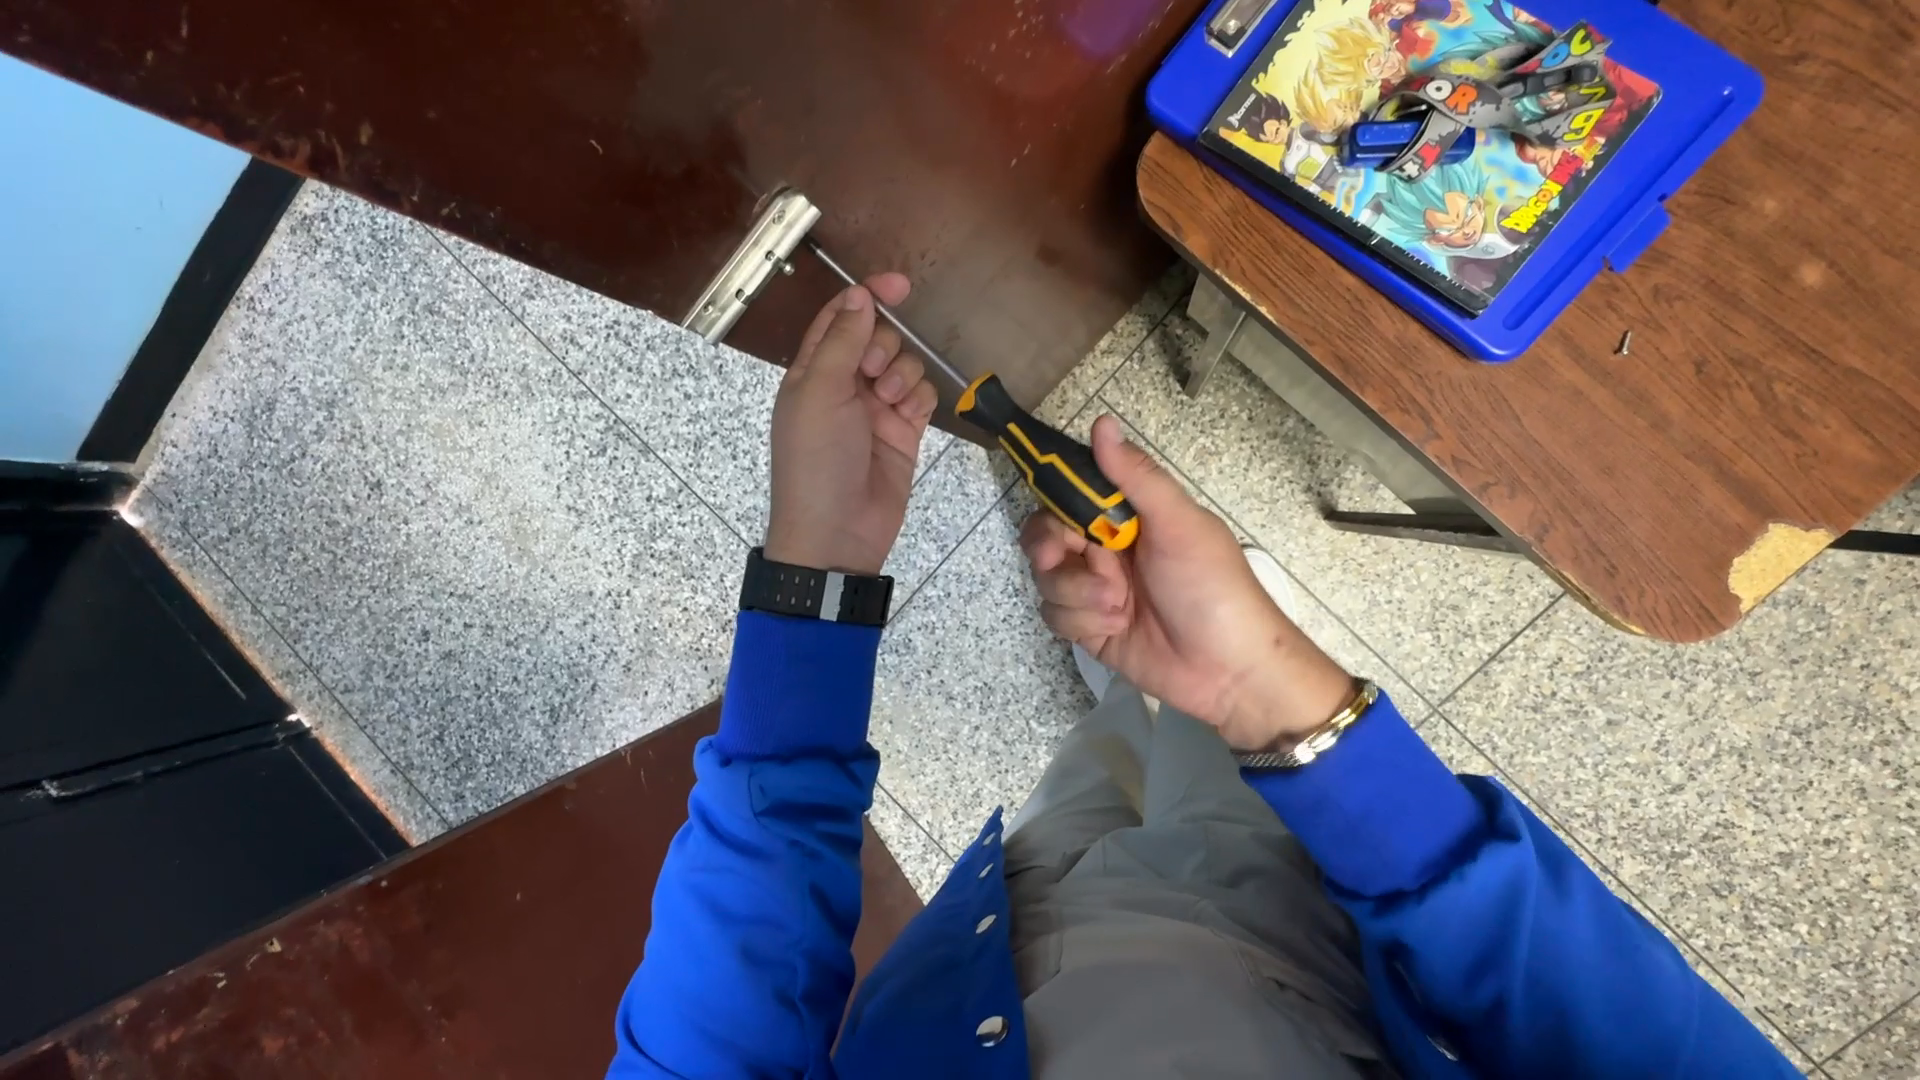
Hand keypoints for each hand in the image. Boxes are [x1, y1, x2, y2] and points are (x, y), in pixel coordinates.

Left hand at [765, 275, 939, 575]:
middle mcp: (845, 385)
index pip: (840, 318)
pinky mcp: (905, 432)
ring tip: (890, 403)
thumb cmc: (816, 459)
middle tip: (875, 374)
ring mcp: (877, 410)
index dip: (867, 295)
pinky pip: (922, 396)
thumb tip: (860, 294)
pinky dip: (920, 398)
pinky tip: (910, 416)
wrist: (839, 530)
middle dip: (884, 346)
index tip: (899, 284)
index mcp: (812, 371)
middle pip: (878, 338)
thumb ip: (841, 340)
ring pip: (904, 365)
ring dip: (903, 375)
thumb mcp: (818, 393)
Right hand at [1019, 416, 1353, 749]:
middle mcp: (1105, 549)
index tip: (1059, 518)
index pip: (1070, 496)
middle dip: (1054, 552)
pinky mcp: (1088, 627)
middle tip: (1066, 560)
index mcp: (1128, 517)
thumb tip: (1102, 423)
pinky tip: (1115, 627)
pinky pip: (1055, 615)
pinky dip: (1082, 621)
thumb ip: (1137, 478)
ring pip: (1046, 579)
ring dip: (1078, 593)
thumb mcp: (1180, 525)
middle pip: (1045, 537)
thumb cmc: (1212, 587)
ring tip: (1118, 607)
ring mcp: (1094, 590)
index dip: (1054, 505)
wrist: (1229, 670)